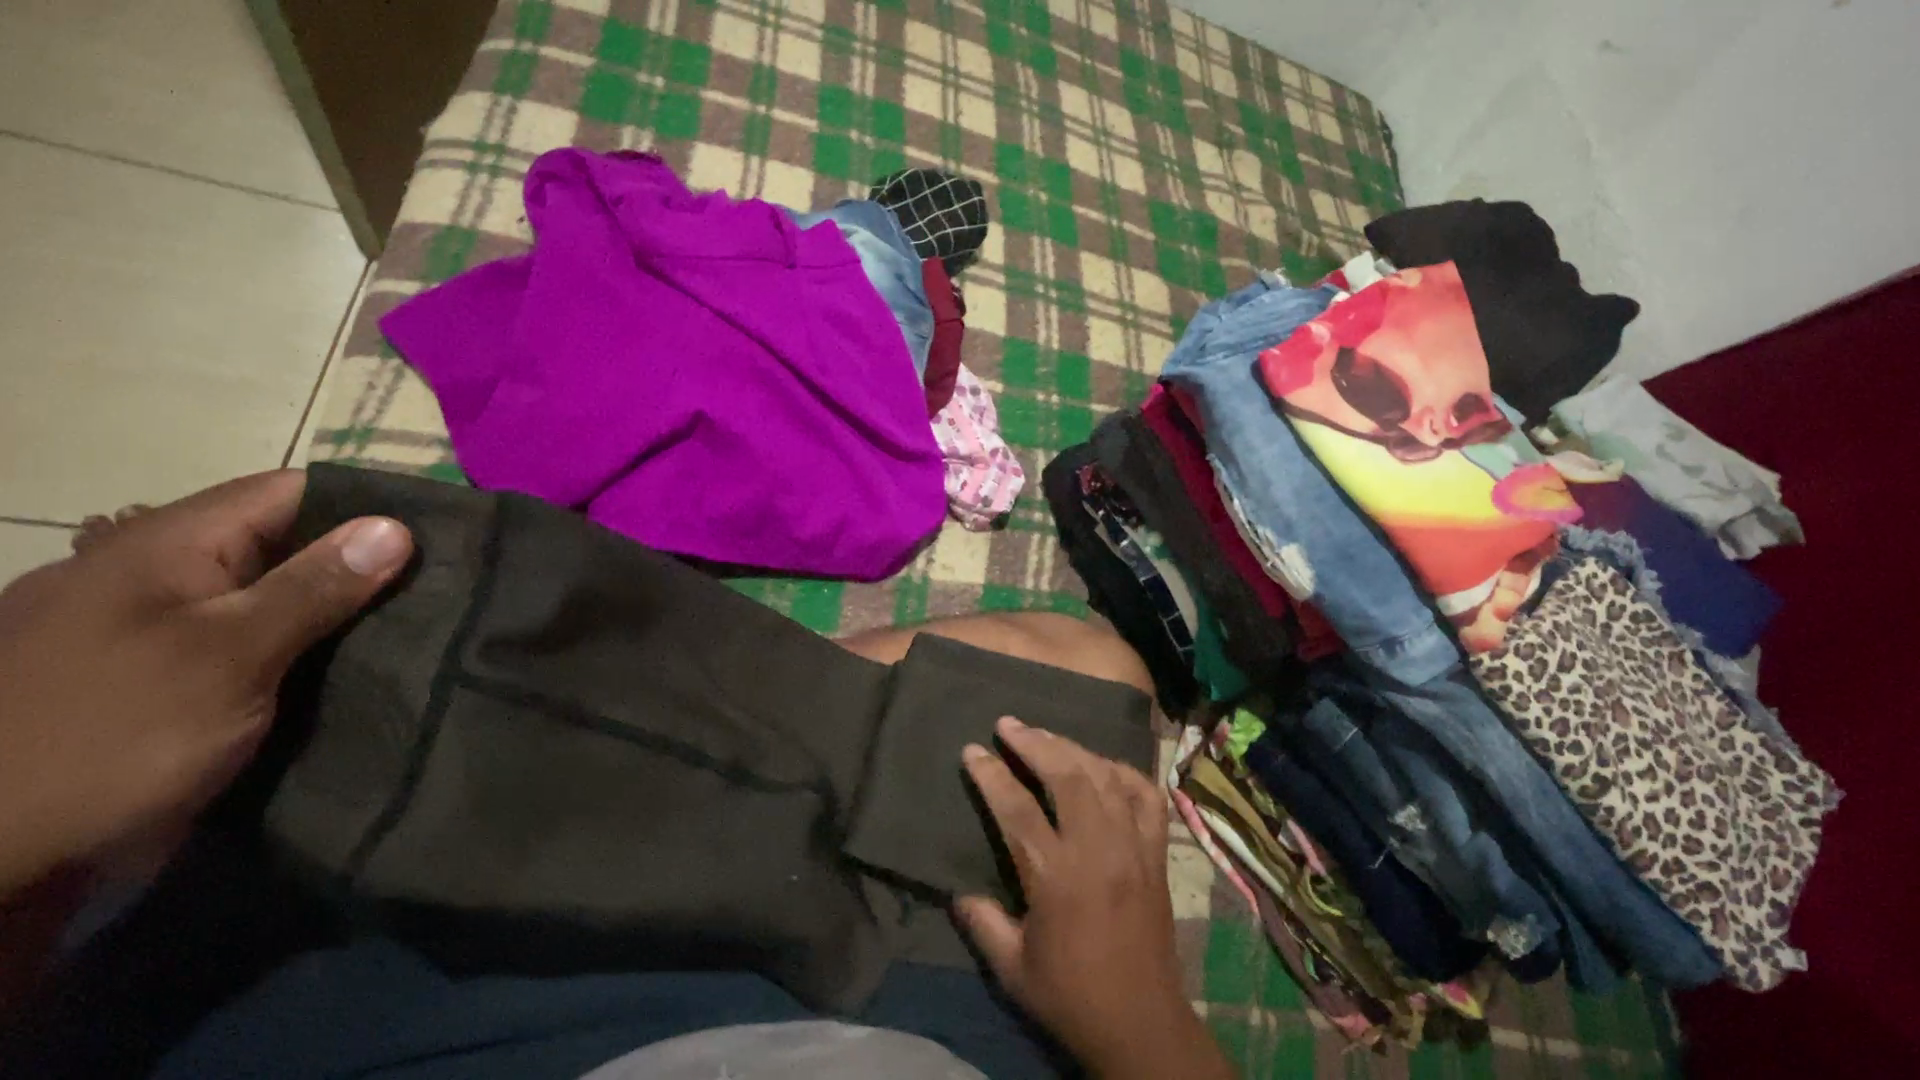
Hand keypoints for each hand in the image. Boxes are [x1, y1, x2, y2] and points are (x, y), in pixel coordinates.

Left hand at [0, 471, 412, 894]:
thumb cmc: (113, 738)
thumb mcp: (227, 655)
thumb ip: (313, 587)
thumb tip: (395, 526)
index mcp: (165, 544)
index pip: (290, 491)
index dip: (368, 504)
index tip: (442, 536)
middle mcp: (158, 572)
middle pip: (283, 541)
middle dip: (361, 561)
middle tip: (444, 589)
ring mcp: (156, 627)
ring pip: (269, 595)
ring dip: (335, 611)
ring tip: (418, 627)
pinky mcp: (163, 679)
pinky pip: (248, 642)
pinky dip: (300, 649)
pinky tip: (350, 669)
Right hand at [956, 716, 1235, 1079]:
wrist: (1141, 1023)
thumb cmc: (1070, 996)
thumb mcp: (1010, 967)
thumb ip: (980, 920)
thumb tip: (957, 888)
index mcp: (1057, 876)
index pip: (1017, 807)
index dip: (991, 774)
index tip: (972, 751)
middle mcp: (1099, 850)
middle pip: (1067, 774)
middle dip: (1034, 742)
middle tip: (1008, 724)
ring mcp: (1134, 847)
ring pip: (1106, 776)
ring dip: (1073, 748)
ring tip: (1045, 736)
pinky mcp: (1157, 854)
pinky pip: (1146, 796)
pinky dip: (1123, 771)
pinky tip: (1102, 765)